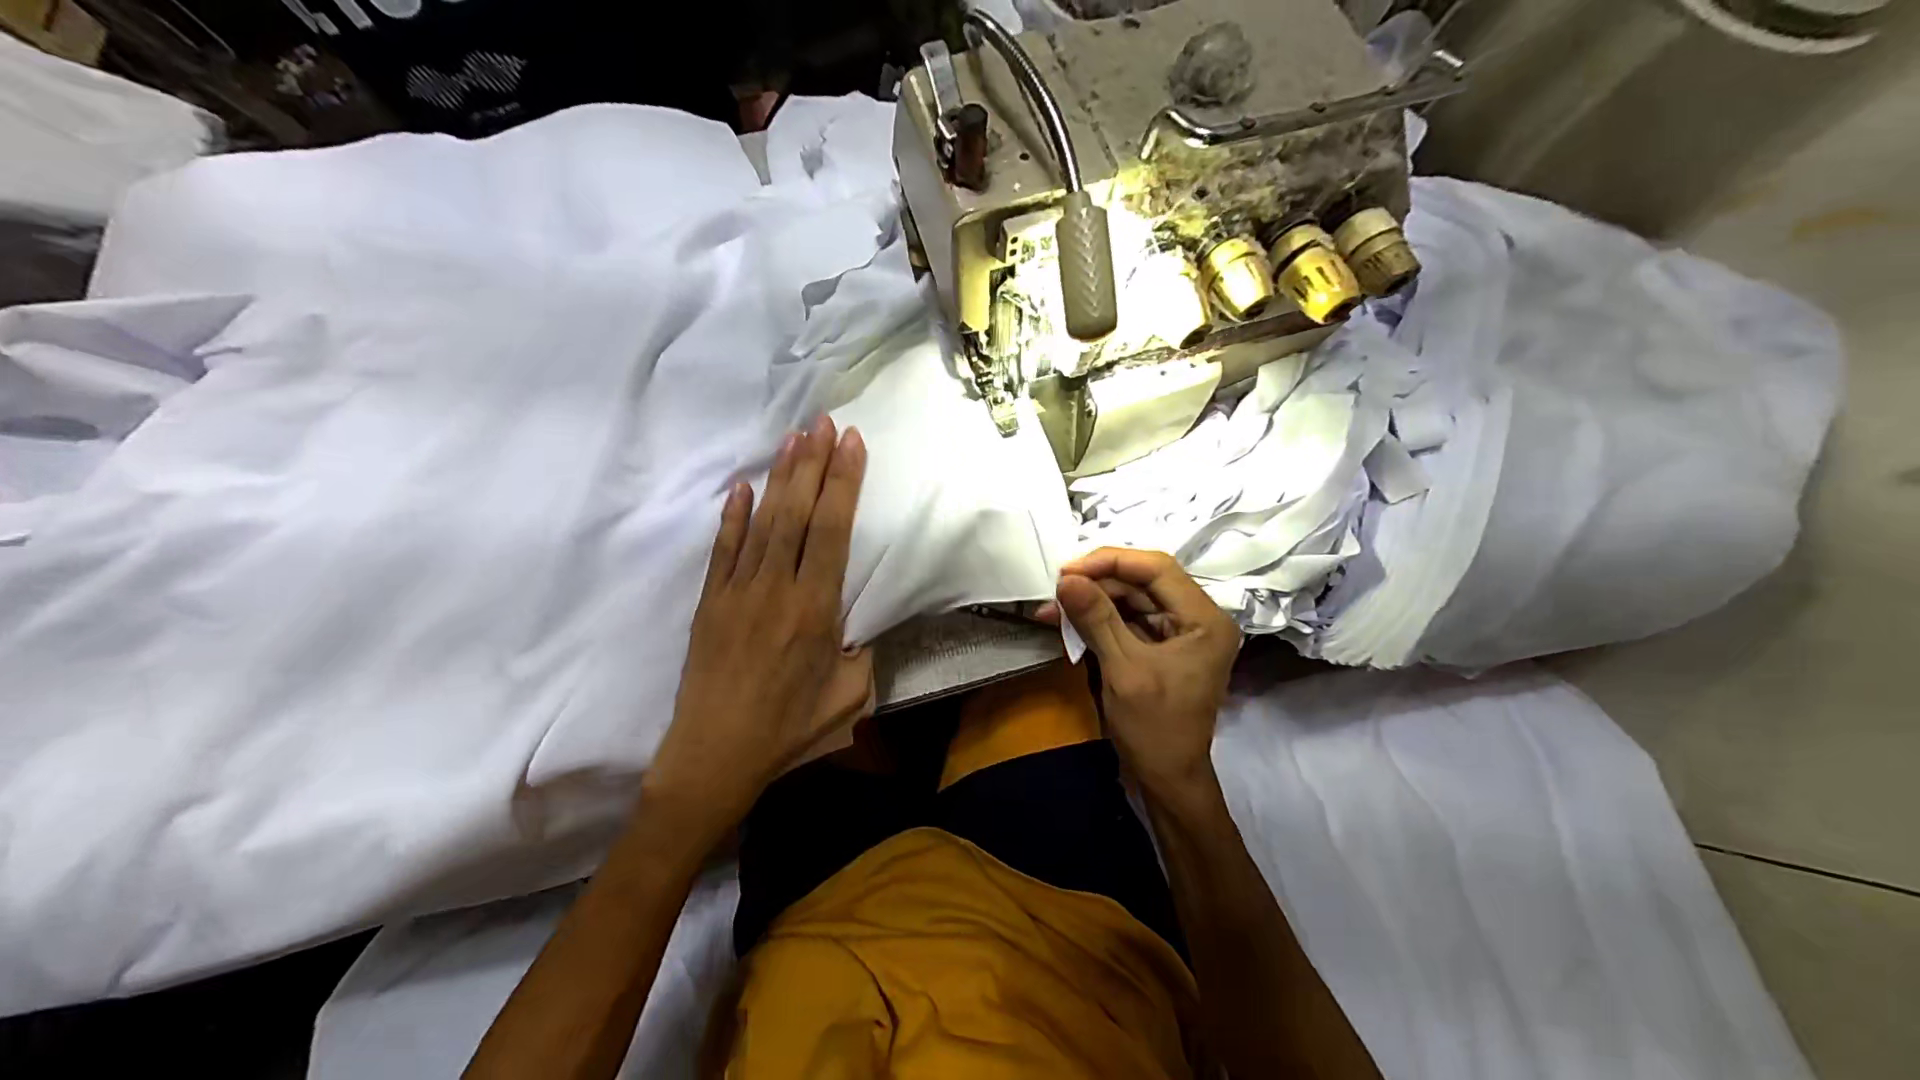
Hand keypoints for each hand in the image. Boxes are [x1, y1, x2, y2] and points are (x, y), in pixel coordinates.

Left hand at [644, 415, 871, 842]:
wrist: (715, 754)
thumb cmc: (789, 730)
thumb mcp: (849, 698)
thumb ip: (862, 653)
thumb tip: (862, 622)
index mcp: (815, 610)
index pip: (832, 531)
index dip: (843, 483)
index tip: (851, 444)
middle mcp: (776, 589)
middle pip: (797, 514)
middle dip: (813, 464)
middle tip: (823, 423)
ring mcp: (737, 591)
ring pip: (762, 522)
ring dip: (780, 478)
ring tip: (794, 439)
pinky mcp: (710, 602)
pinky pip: (722, 550)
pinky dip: (731, 516)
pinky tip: (741, 487)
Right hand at [1037, 548, 1239, 800]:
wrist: (1167, 781)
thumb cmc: (1155, 728)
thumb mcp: (1123, 669)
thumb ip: (1096, 619)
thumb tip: (1066, 580)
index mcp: (1204, 619)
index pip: (1157, 569)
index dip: (1111, 562)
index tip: (1068, 569)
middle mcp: (1197, 619)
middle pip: (1143, 582)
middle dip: (1097, 583)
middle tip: (1055, 588)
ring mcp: (1179, 634)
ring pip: (1132, 600)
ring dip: (1093, 601)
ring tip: (1053, 606)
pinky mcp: (1160, 648)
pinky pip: (1127, 621)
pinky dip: (1098, 620)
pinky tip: (1067, 620)